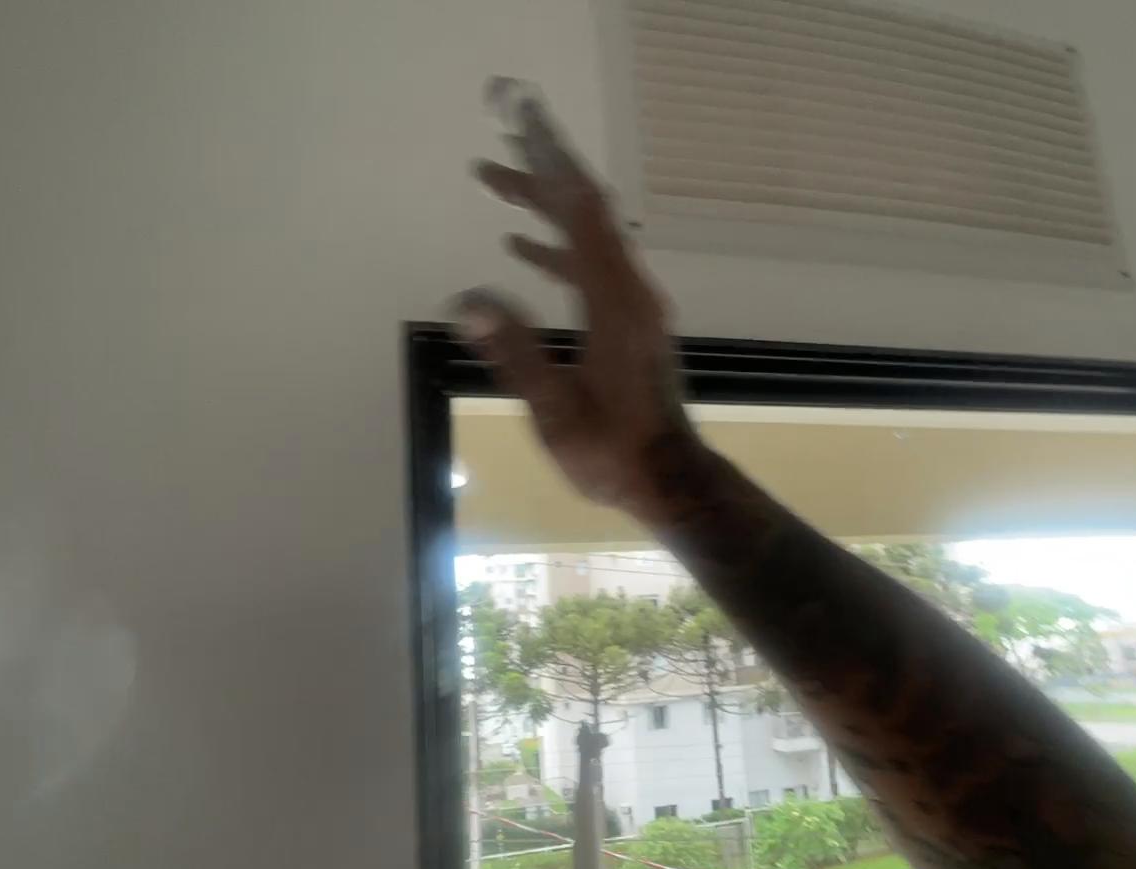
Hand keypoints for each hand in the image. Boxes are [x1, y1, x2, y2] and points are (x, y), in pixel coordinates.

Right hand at [453, 79, 702, 517]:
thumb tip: (466, 301)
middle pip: (589, 214)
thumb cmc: (613, 451)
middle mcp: (632, 293)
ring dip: (548, 211)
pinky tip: (526, 253)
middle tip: (491, 155)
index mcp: (615, 303)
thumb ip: (515, 353)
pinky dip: (561, 251)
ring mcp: (636, 308)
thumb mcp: (557, 410)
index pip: (583, 212)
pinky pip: (596, 269)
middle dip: (542, 177)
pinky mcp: (633, 326)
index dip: (551, 164)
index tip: (518, 122)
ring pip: (592, 239)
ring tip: (498, 186)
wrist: (669, 478)